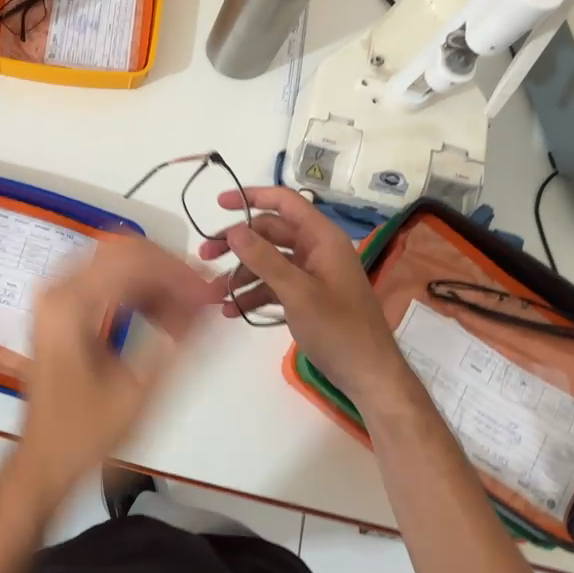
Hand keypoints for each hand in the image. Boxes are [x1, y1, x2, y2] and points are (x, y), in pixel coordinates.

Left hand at [13, 236, 220, 499]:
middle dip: (169, 271)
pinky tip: (165, 317)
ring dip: (156, 281)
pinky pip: (106, 282)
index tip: (213, 292)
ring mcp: (56, 297)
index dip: (179, 270)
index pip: (134, 259)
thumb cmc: (85, 434)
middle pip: (124, 253)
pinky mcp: (61, 310)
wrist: (43, 460)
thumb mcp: (140, 390)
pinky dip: (138, 292)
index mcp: (69, 304)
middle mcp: (57, 289)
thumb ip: (179, 341)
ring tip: (192, 311)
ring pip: (117, 264)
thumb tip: (212, 303)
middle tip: (205, 297)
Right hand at [196, 187, 397, 386]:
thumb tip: (234, 229)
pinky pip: (273, 286)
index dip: (253, 197)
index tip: (220, 203)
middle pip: (269, 234)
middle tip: (205, 255)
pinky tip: (231, 311)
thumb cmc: (339, 329)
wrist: (368, 375)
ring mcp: (311, 274)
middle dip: (237, 244)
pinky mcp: (306, 297)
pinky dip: (252, 295)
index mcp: (322, 239)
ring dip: (240, 275)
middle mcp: (316, 250)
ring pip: (267, 262)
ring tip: (214, 293)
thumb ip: (264, 258)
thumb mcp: (298, 292)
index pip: (285, 203)